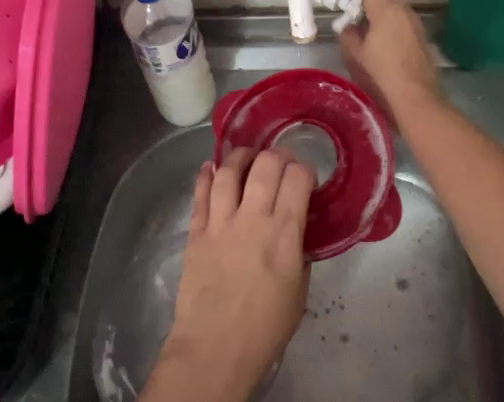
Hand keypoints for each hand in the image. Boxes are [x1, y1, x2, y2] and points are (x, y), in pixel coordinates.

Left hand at [147, 148, 313, 401]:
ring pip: (230, 171)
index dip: (305, 169)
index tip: (307, 177)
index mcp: (284, 232)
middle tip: (281, 160)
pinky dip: (206, 175)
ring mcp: (221, 222)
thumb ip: (299, 253)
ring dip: (241, 156)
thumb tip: (297, 233)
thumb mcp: (299, 291)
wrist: (215, 349)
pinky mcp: (196, 232)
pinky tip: (211, 168)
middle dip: (277, 154)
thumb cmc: (265, 328)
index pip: (298, 178)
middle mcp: (253, 218)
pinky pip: (201, 194)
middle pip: (266, 164)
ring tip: (247, 156)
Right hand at [339, 0, 442, 120]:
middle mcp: (403, 10)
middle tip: (354, 7)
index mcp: (385, 10)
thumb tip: (348, 24)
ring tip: (368, 22)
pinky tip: (384, 35)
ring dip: (382, 6)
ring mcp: (415, 21)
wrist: (415, 94)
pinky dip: (392, 18)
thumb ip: (348, 33)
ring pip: (397, 4)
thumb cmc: (381, 73)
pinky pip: (404, 17)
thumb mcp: (355, 54)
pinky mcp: (421, 34)